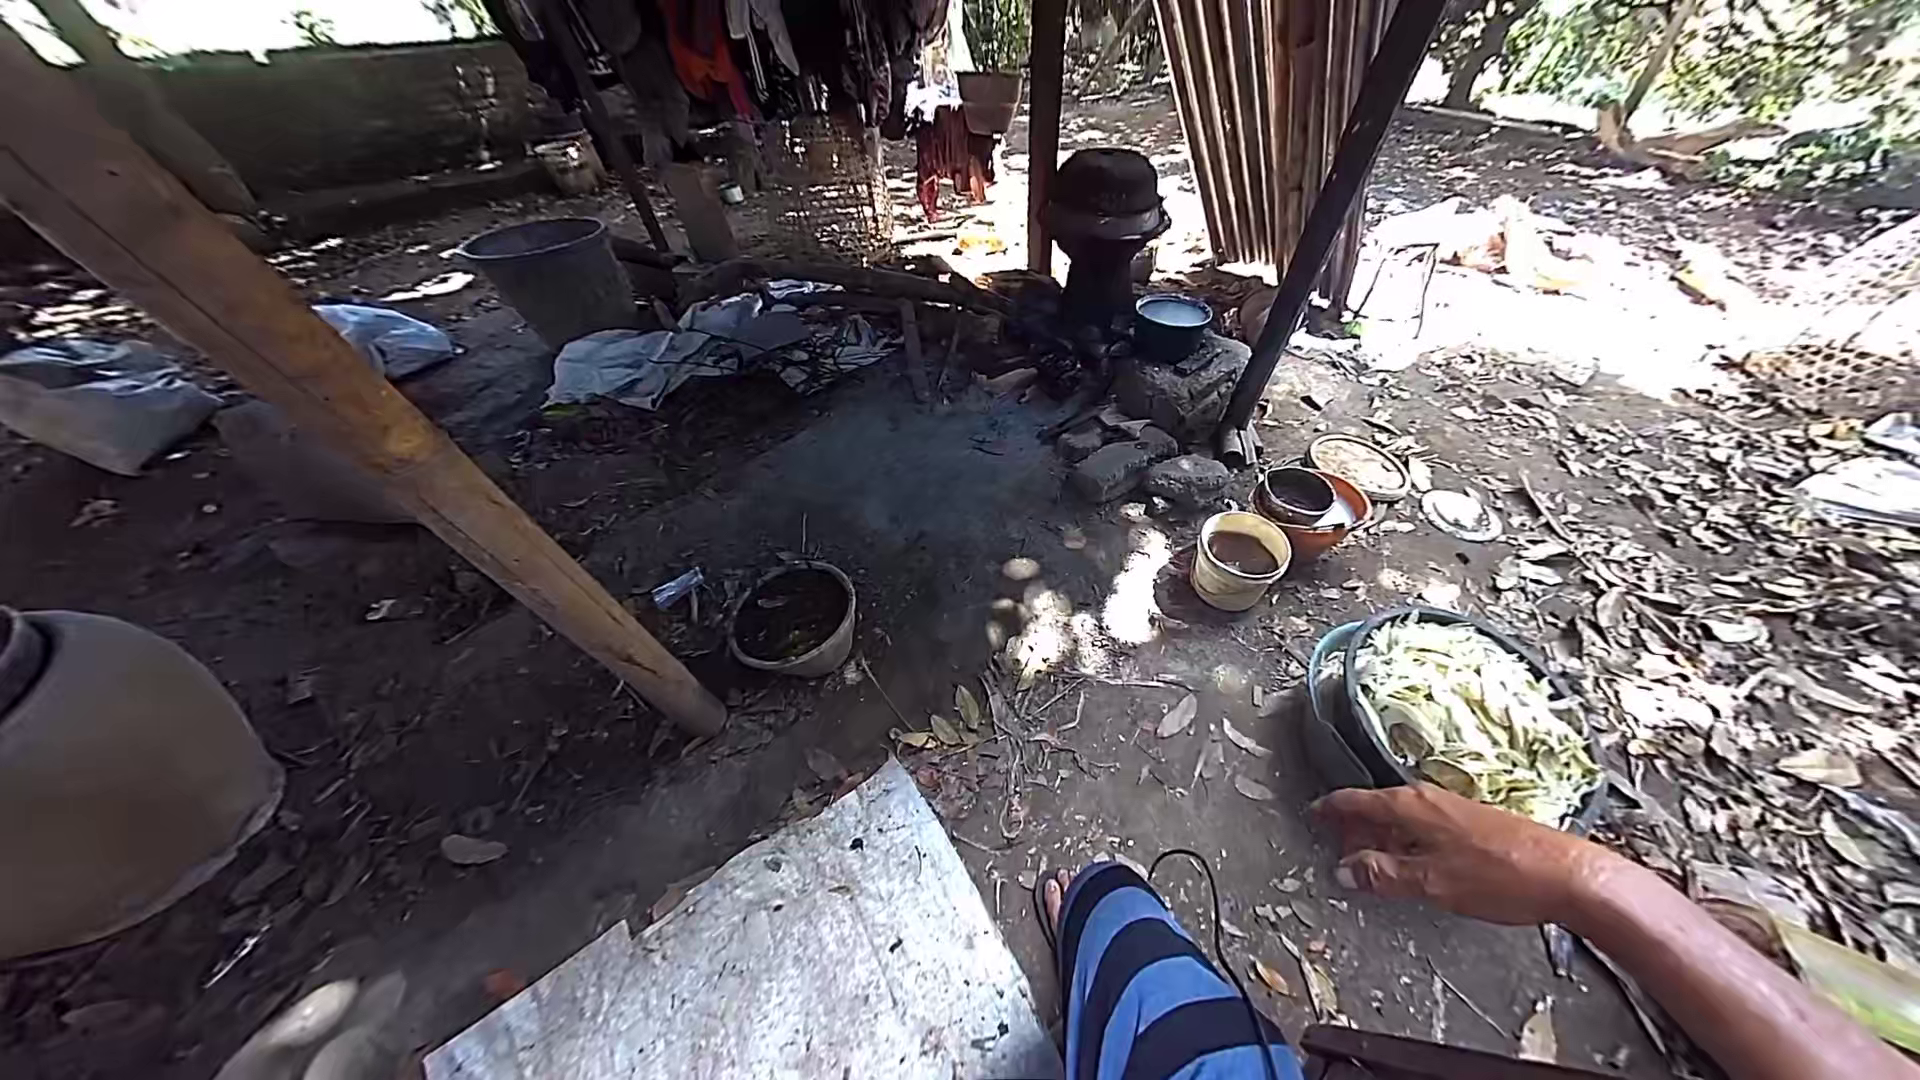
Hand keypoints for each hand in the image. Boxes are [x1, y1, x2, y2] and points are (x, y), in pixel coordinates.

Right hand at [1311, 783, 1616, 925]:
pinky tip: (1417, 861)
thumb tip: (1343, 872)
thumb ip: (1382, 875)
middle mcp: (1422, 796)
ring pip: (1398, 815)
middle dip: (1354, 829)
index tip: (1312, 815)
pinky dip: (1406, 837)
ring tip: (1378, 862)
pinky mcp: (1470, 818)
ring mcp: (1448, 804)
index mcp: (1404, 804)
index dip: (1328, 810)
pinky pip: (1421, 821)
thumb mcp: (1431, 882)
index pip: (1351, 800)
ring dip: (1382, 835)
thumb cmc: (1499, 875)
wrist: (1574, 875)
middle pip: (1373, 807)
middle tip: (1344, 854)